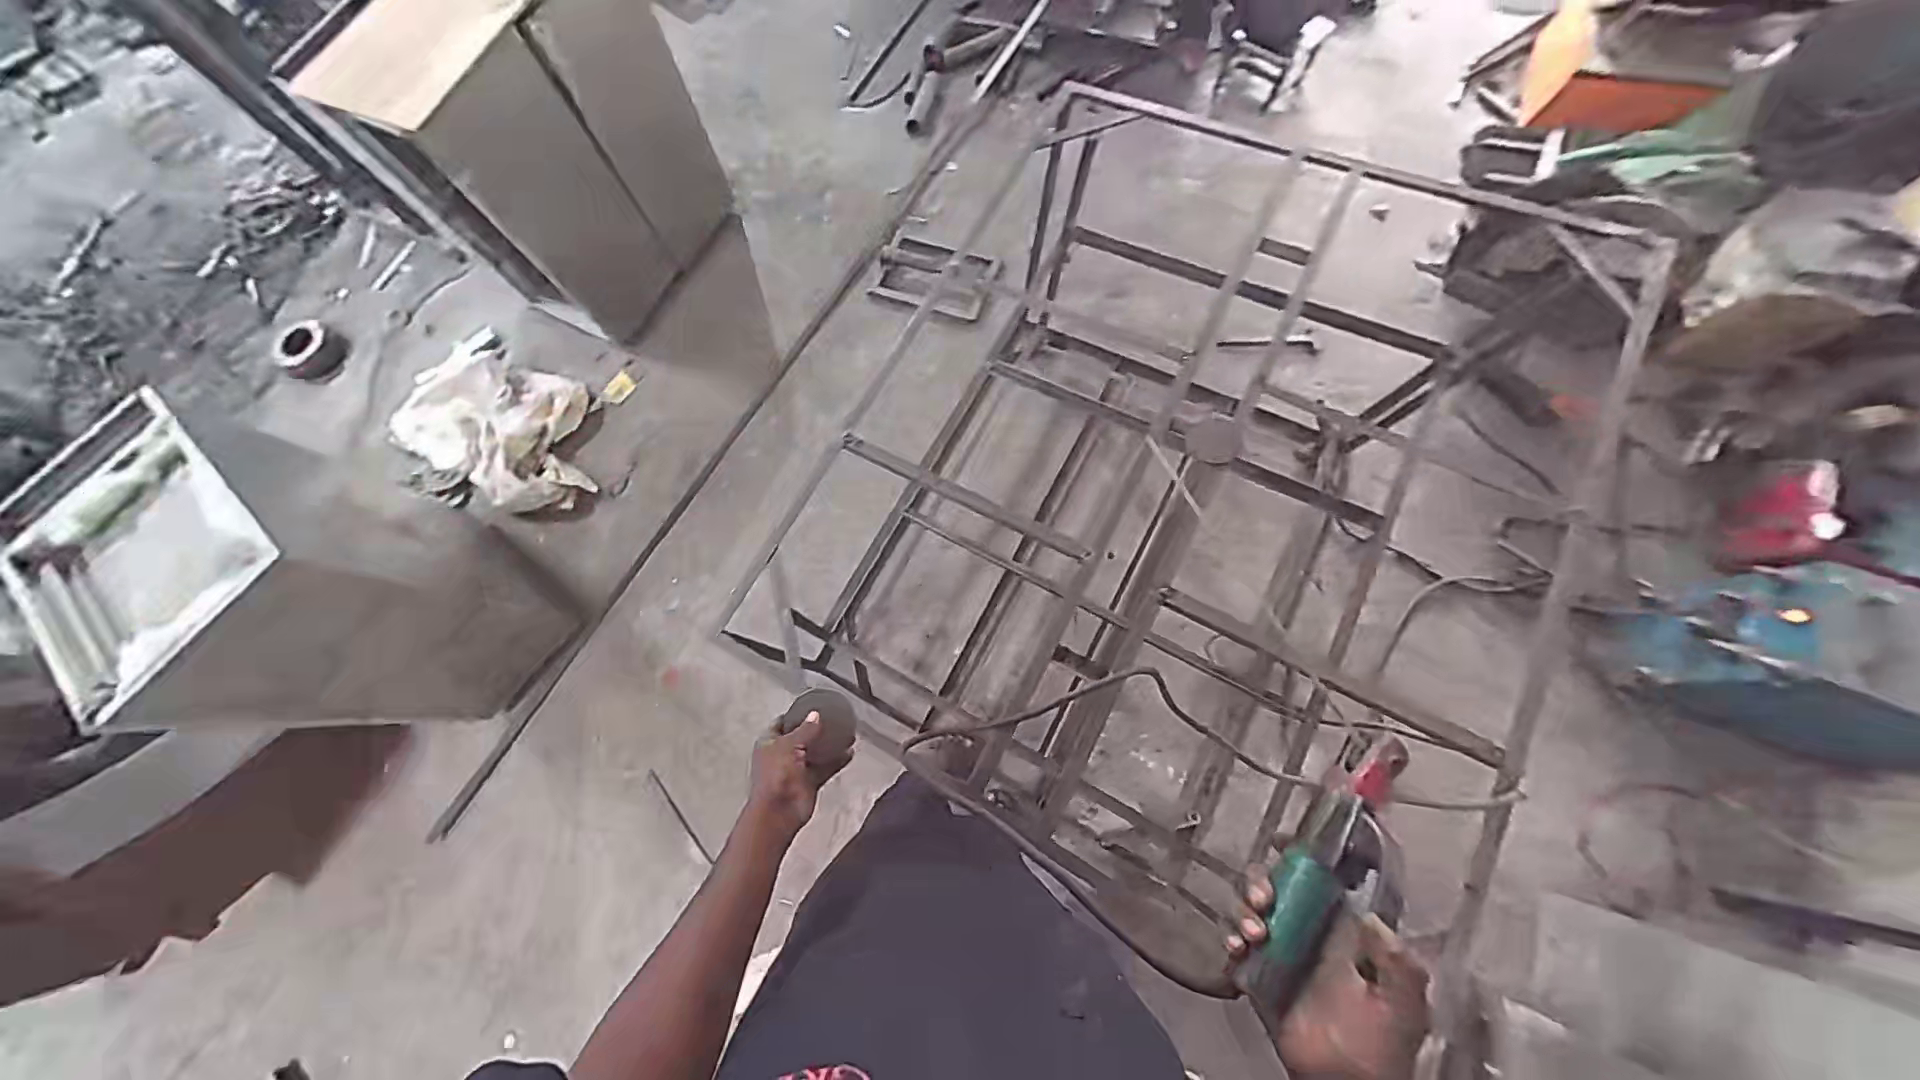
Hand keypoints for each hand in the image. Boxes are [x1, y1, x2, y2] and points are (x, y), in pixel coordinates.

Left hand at [744, 712, 850, 842]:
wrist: (779, 811)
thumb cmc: (774, 778)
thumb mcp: (789, 745)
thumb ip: (805, 730)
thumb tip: (815, 716)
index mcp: (769, 744)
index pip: (781, 723)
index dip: (793, 715)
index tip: (807, 707)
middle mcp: (781, 756)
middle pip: (800, 738)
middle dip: (814, 729)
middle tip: (830, 719)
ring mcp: (795, 770)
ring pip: (815, 753)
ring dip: (828, 745)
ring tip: (844, 734)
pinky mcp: (808, 782)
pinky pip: (825, 768)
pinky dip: (837, 761)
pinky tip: (848, 753)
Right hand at [1226, 871, 1429, 1079]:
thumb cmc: (1380, 1049)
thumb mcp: (1404, 1007)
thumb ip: (1399, 964)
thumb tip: (1370, 918)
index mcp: (1339, 929)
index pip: (1316, 879)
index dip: (1297, 854)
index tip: (1280, 841)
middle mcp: (1305, 931)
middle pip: (1273, 884)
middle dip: (1260, 881)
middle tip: (1264, 900)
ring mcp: (1278, 951)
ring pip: (1249, 908)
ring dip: (1244, 909)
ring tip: (1255, 935)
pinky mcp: (1256, 974)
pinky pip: (1234, 944)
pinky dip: (1231, 938)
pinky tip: (1239, 950)